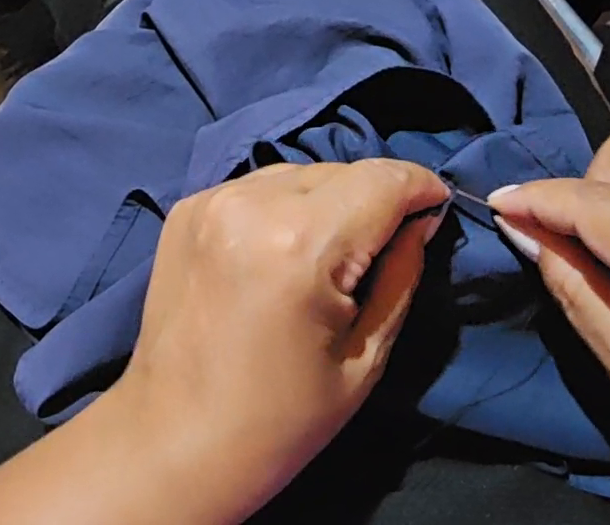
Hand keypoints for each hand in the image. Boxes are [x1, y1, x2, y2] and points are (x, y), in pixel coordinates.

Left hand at [0, 158, 448, 524]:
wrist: (172, 439)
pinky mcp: (187, 207)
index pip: (382, 179)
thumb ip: (401, 274)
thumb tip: (420, 219)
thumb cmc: (279, 418)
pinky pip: (258, 186)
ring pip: (298, 172)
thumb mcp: (364, 358)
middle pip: (341, 170)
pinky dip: (282, 205)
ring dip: (326, 199)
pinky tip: (279, 249)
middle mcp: (250, 203)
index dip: (420, 187)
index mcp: (299, 243)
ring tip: (325, 253)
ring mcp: (211, 199)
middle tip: (380, 247)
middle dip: (373, 198)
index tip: (436, 208)